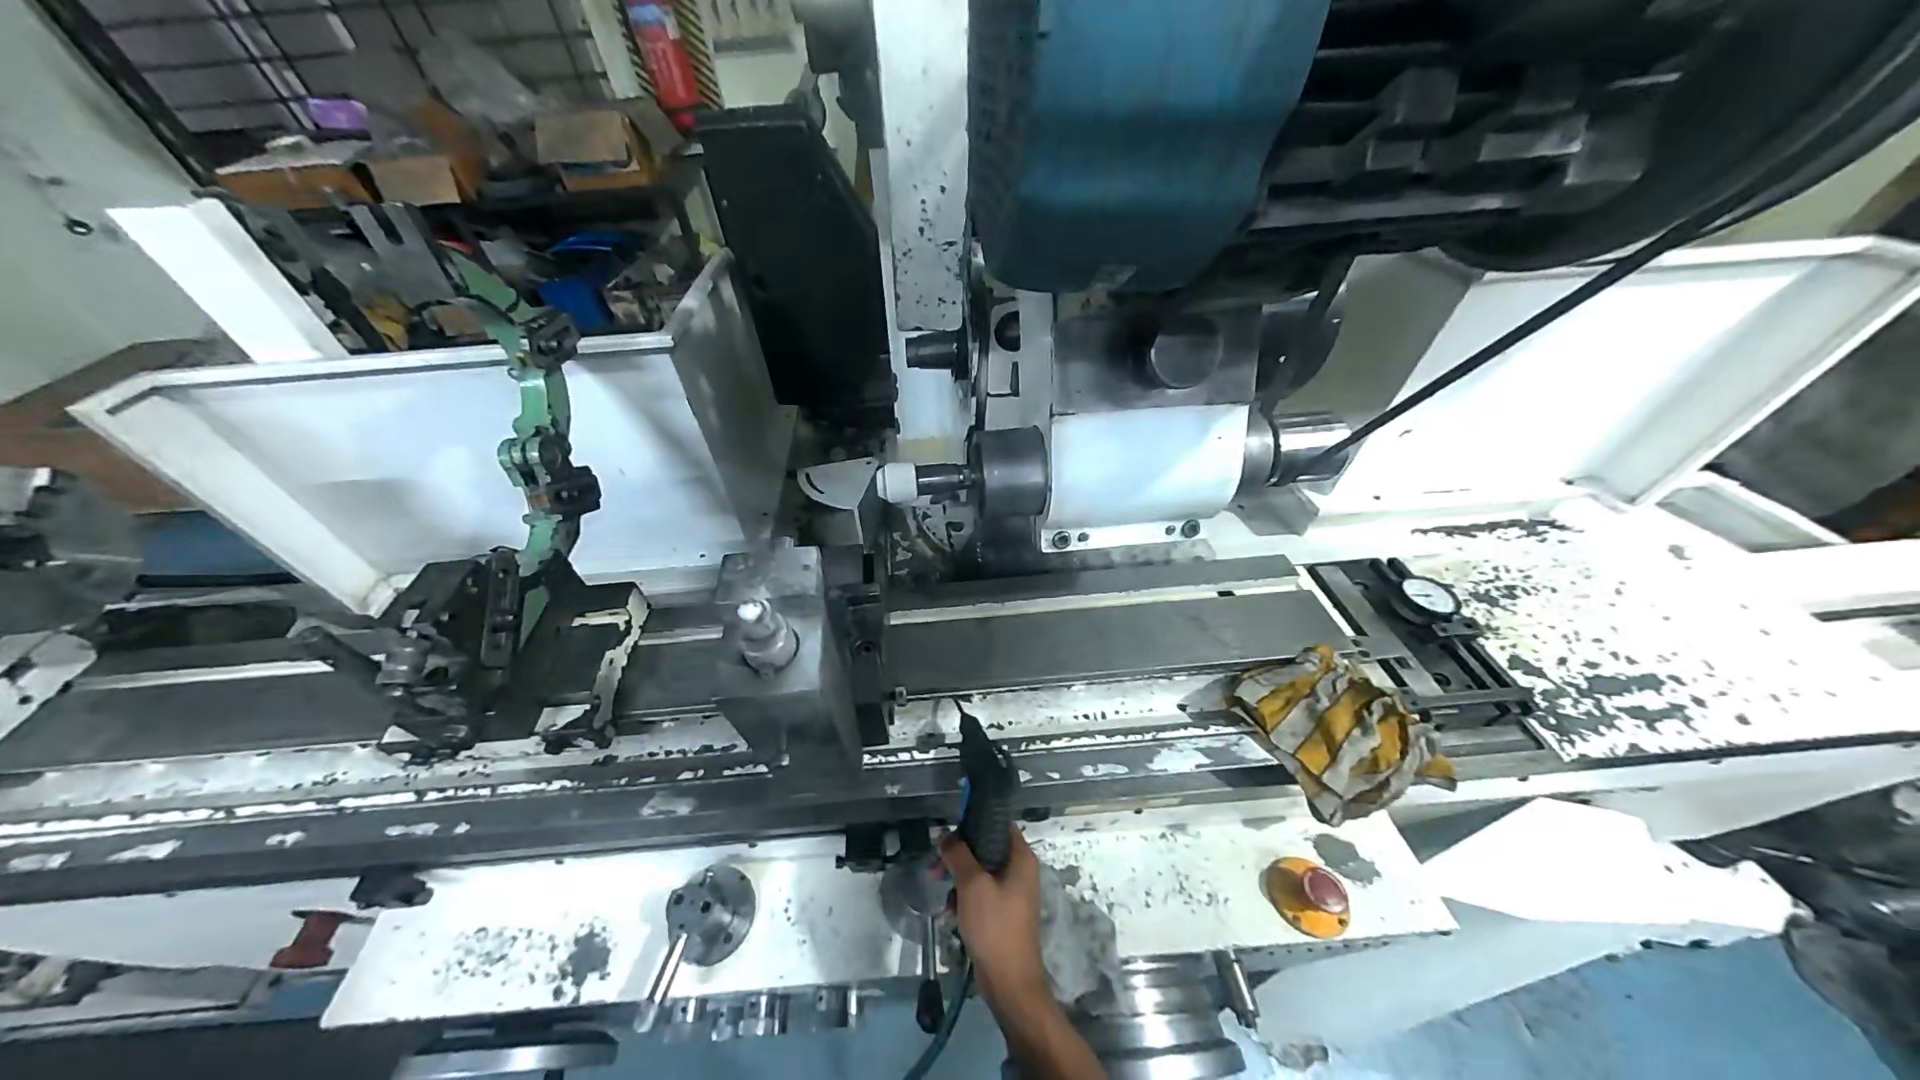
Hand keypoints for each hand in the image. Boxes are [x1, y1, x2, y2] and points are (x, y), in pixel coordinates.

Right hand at [940, 826, 1047, 1009]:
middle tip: (937, 864)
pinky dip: (965, 897)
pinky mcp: (1003, 911)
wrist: (1009, 981)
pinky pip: (982, 892)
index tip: (951, 829)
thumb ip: (958, 854)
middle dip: (959, 855)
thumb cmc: (994, 925)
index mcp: (1021, 857)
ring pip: (981, 871)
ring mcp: (1012, 892)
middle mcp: (1020, 870)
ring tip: (941, 890)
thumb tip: (946, 835)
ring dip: (959, 878)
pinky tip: (951, 911)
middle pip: (986, 848)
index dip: (975, 822)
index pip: (1000, 824)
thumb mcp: (972, 884)